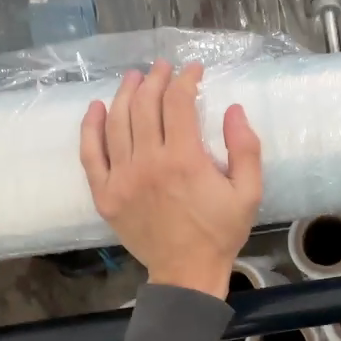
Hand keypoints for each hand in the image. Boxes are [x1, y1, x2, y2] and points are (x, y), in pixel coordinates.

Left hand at [79, 60, 264, 297]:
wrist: (187, 272)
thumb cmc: (221, 231)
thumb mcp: (249, 191)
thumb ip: (245, 147)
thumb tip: (232, 109)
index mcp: (184, 159)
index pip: (178, 103)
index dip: (185, 80)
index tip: (194, 71)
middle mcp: (148, 162)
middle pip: (144, 105)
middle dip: (156, 80)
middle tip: (164, 68)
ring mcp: (121, 178)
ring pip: (117, 122)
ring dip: (125, 93)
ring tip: (135, 78)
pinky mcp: (105, 193)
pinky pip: (90, 153)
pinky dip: (91, 126)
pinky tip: (97, 107)